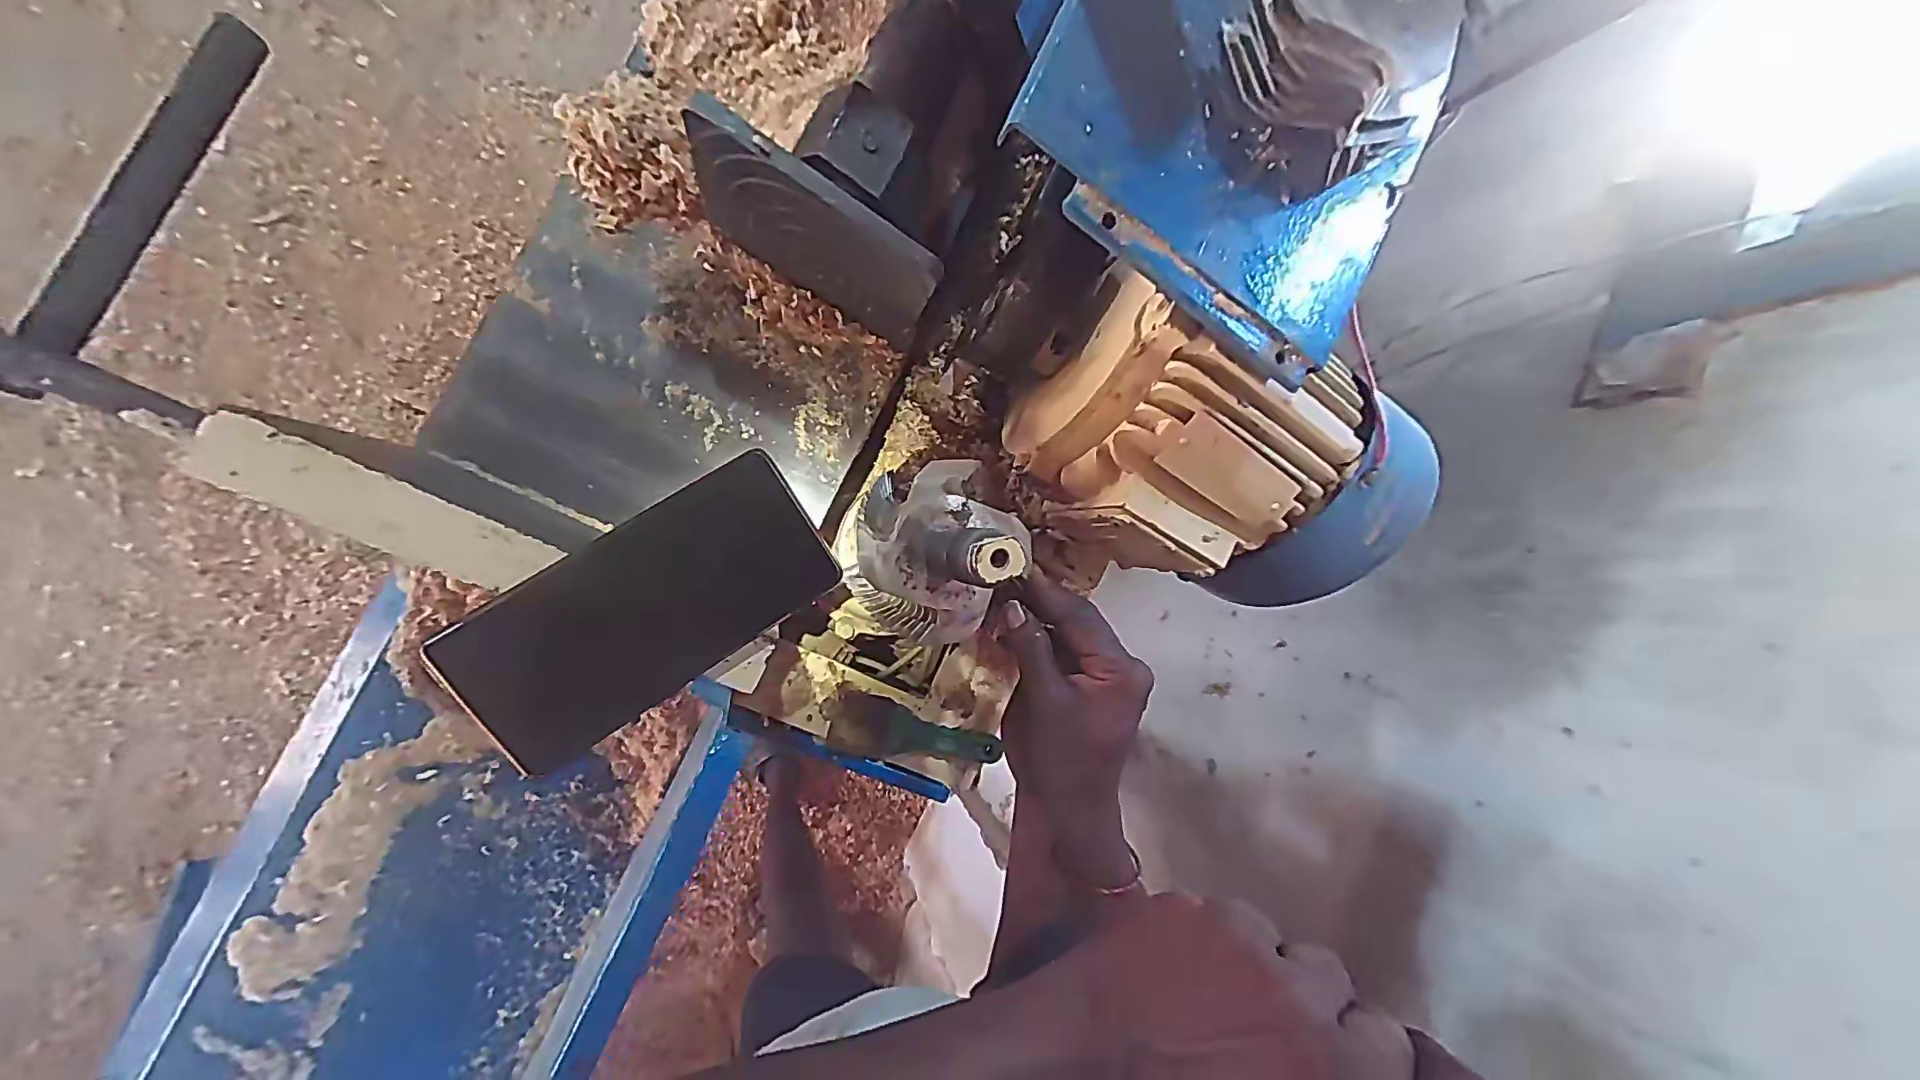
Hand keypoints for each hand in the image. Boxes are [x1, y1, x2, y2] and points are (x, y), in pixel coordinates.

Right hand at [992, 571, 1153, 812]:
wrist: (1067, 809)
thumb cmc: (1059, 759)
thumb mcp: (1044, 700)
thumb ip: (1031, 648)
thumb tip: (1013, 605)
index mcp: (1121, 668)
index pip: (1079, 618)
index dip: (1045, 593)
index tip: (1016, 569)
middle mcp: (1120, 665)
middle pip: (1077, 621)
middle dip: (1041, 600)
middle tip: (1006, 576)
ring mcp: (1105, 676)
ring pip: (1069, 634)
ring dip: (1038, 617)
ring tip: (1005, 594)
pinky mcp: (1086, 686)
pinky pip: (1062, 652)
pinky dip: (1038, 639)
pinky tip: (1013, 624)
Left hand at [1049, 894, 1440, 1079]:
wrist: (1073, 1065)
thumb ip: (1311, 1073)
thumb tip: (1318, 1059)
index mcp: (1325, 1060)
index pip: (1386, 1038)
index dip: (1356, 1044)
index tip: (1329, 1048)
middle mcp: (1288, 988)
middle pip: (1327, 972)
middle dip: (1303, 992)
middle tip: (1262, 1012)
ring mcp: (1230, 936)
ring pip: (1265, 932)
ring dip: (1248, 956)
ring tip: (1208, 981)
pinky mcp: (1179, 905)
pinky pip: (1209, 912)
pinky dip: (1198, 933)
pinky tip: (1168, 960)